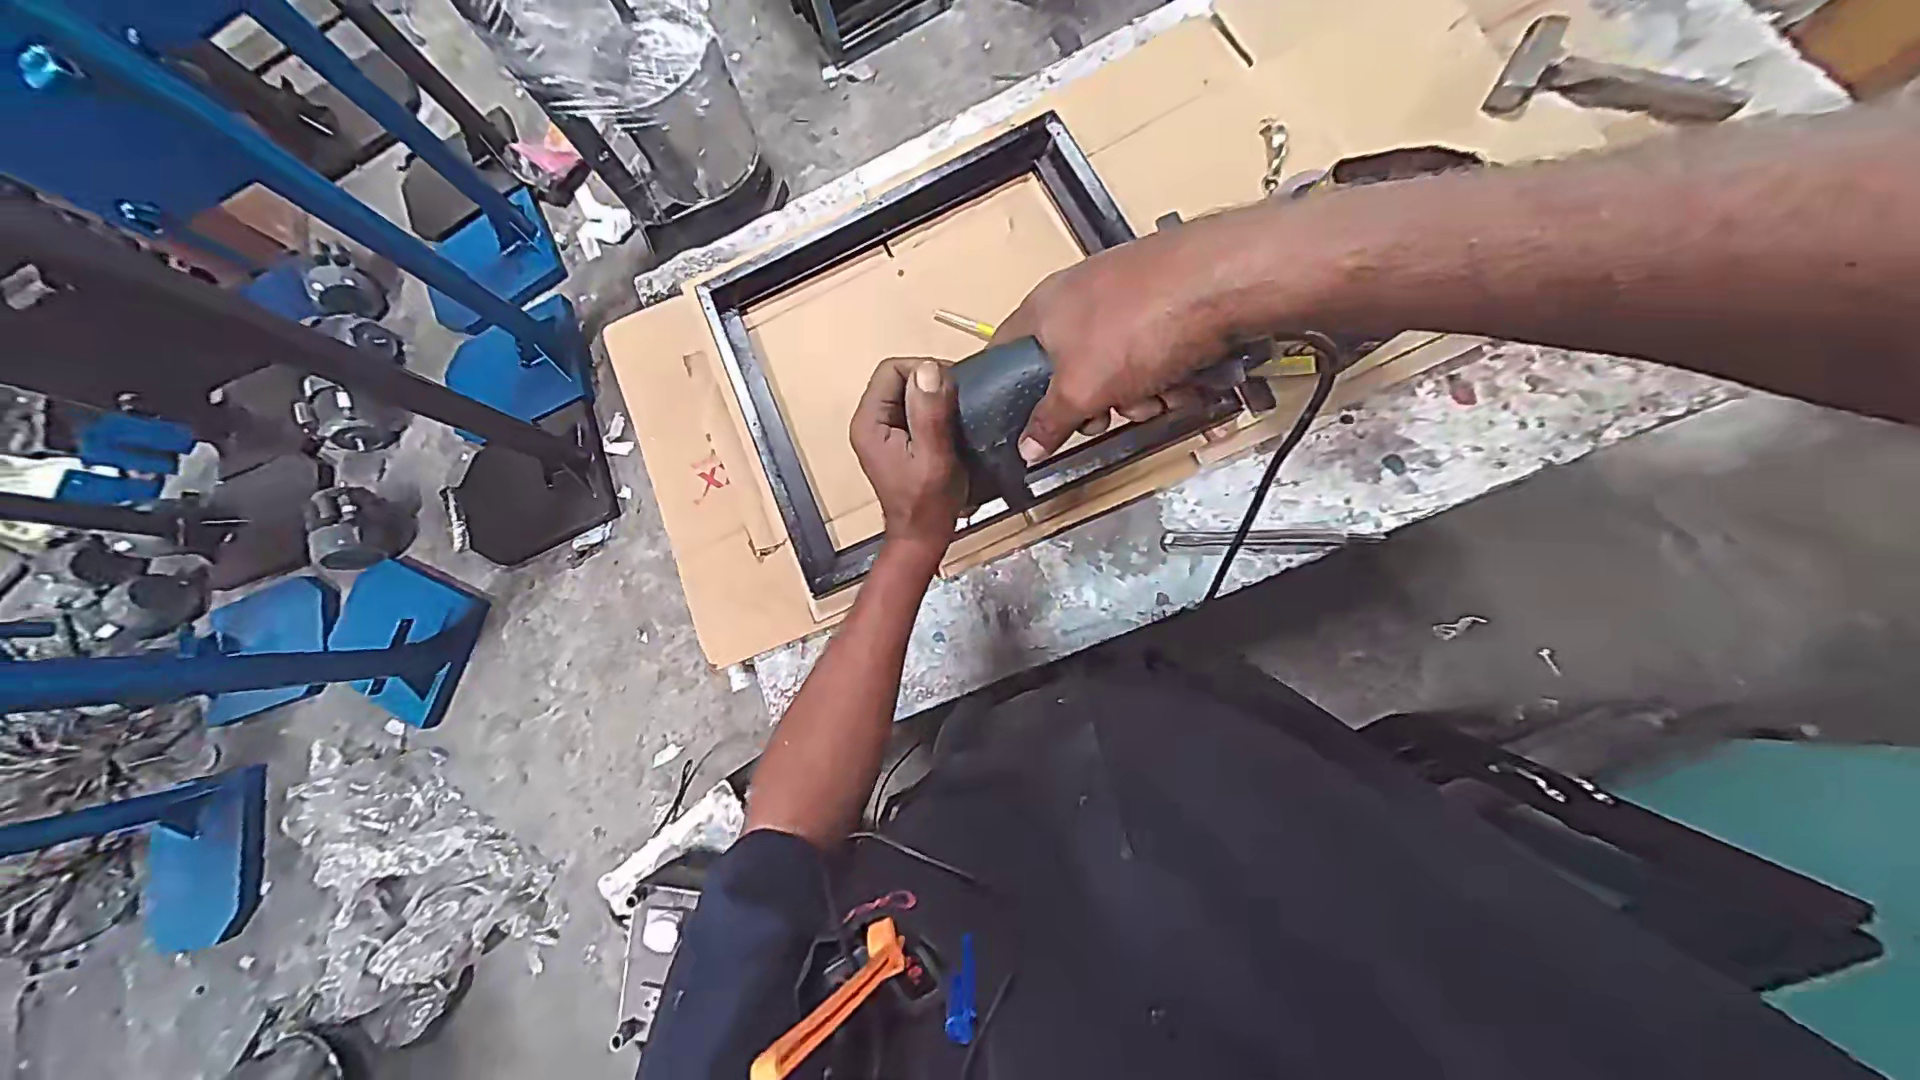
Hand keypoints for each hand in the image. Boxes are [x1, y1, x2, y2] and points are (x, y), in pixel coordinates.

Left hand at [850, 358, 966, 552]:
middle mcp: (870, 422)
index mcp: (870, 423)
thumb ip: (930, 414)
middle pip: (900, 378)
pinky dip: (934, 412)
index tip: (951, 389)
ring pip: (909, 393)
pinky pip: (914, 410)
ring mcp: (882, 431)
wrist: (922, 536)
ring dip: (935, 399)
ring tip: (956, 416)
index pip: (892, 370)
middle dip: (931, 384)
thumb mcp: (934, 457)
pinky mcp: (896, 440)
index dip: (924, 370)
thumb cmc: (927, 505)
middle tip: (958, 404)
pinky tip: (949, 427)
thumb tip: (929, 369)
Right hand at [996, 208, 1264, 462]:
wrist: (1222, 281)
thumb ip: (1050, 422)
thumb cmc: (1140, 324)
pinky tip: (1181, 382)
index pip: (1006, 353)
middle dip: (1091, 403)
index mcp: (1042, 309)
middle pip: (1068, 368)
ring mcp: (1122, 296)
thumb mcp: (1082, 390)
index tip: (1024, 420)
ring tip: (1157, 398)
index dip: (1009, 389)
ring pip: (1114, 365)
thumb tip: (1026, 448)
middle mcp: (1078, 297)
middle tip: (1105, 417)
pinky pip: (1149, 351)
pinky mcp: (1162, 300)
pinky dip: (1163, 374)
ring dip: (1134, 395)